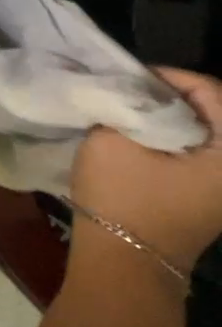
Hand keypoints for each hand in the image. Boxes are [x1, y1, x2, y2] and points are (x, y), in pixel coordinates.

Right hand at [70, 68, 221, 271]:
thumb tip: (132, 87)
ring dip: (174, 114)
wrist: (128, 250)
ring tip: (131, 107)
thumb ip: (128, 106)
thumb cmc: (123, 192)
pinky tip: (144, 134)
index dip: (170, 76)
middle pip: (217, 110)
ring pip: (211, 129)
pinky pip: (206, 148)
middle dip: (172, 93)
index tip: (127, 75)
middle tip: (127, 87)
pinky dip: (178, 133)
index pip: (214, 93)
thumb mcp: (115, 139)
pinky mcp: (217, 191)